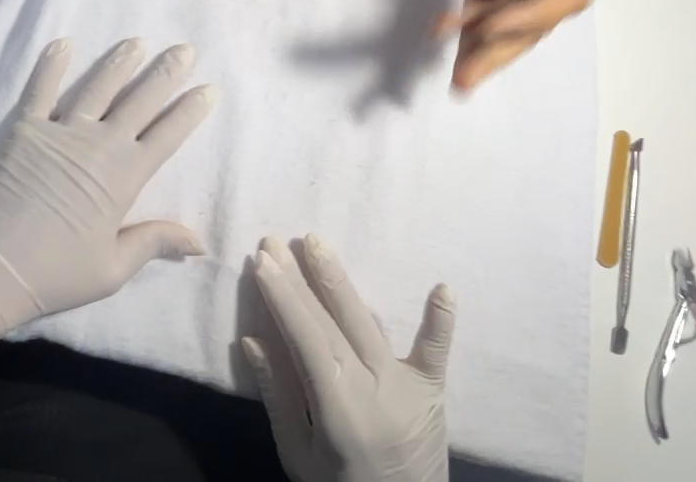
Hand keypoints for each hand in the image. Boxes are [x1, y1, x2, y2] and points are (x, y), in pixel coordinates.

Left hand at [0, 38, 216, 356]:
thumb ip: (154, 242)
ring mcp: (60, 132)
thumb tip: (199, 240)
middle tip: (185, 49)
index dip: (188, 112)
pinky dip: (52, 66)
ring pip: (97, 88)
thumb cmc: (57, 272)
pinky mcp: (25, 129)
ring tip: (136, 41)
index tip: (208, 89)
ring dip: (119, 63)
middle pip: (139, 102)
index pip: (166, 136)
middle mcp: (98, 146)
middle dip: (165, 74)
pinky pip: (40, 90)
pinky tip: (64, 43)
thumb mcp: (114, 268)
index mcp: (124, 178)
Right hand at [244, 236, 455, 481]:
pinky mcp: (432, 392)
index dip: (283, 299)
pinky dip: (440, 321)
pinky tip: (444, 287)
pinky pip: (435, 352)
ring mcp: (408, 389)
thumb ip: (278, 395)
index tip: (262, 261)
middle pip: (332, 324)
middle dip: (300, 280)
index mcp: (340, 411)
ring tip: (317, 242)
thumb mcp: (298, 453)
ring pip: (369, 325)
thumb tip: (251, 338)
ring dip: (340, 281)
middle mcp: (376, 392)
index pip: (306, 341)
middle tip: (276, 241)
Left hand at [438, 0, 662, 89]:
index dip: (530, 14)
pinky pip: (477, 10)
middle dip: (500, 51)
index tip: (493, 24)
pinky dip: (464, 30)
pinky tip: (445, 43)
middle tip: (466, 80)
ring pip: (503, 26)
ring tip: (458, 82)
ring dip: (481, 52)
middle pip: (530, 23)